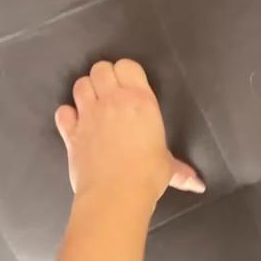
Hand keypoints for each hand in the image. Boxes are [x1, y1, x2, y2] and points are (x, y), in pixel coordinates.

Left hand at [54, 59, 204, 207]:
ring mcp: (88, 115)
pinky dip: (68, 115)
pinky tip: (76, 124)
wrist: (115, 194)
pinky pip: (62, 112)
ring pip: (80, 84)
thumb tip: (198, 184)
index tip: (131, 86)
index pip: (128, 66)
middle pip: (100, 68)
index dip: (127, 72)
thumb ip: (180, 170)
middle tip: (111, 93)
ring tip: (94, 105)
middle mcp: (112, 101)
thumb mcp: (168, 166)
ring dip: (86, 91)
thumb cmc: (148, 174)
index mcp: (140, 101)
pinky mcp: (70, 133)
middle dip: (104, 77)